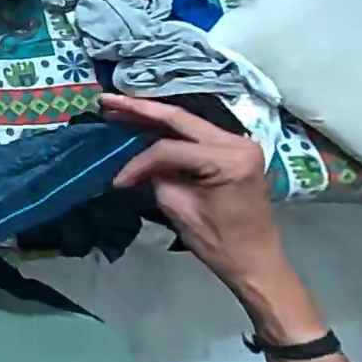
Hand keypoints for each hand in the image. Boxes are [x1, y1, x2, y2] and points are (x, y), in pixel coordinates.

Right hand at [101, 94, 324, 343]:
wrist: (255, 261)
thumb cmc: (219, 241)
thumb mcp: (178, 206)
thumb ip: (156, 175)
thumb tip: (136, 161)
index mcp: (228, 160)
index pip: (168, 149)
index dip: (137, 161)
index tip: (118, 180)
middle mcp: (237, 142)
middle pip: (178, 118)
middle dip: (138, 108)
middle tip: (106, 100)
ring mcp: (238, 143)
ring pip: (185, 121)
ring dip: (150, 114)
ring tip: (118, 106)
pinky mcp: (233, 149)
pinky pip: (193, 132)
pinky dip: (166, 127)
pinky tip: (142, 121)